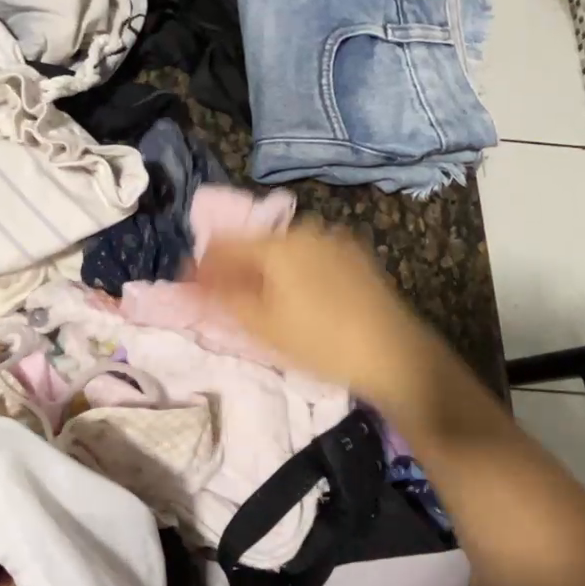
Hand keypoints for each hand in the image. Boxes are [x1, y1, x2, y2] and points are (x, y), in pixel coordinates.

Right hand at [192, 223, 456, 410]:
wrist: (396, 355)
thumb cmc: (321, 343)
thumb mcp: (262, 327)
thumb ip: (220, 298)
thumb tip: (188, 282)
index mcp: (276, 243)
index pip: (223, 243)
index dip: (203, 266)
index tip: (193, 290)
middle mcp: (303, 230)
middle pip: (254, 244)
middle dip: (236, 269)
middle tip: (229, 303)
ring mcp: (333, 240)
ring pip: (284, 250)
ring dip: (266, 271)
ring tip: (264, 306)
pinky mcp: (355, 256)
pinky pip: (310, 257)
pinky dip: (295, 272)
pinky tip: (300, 301)